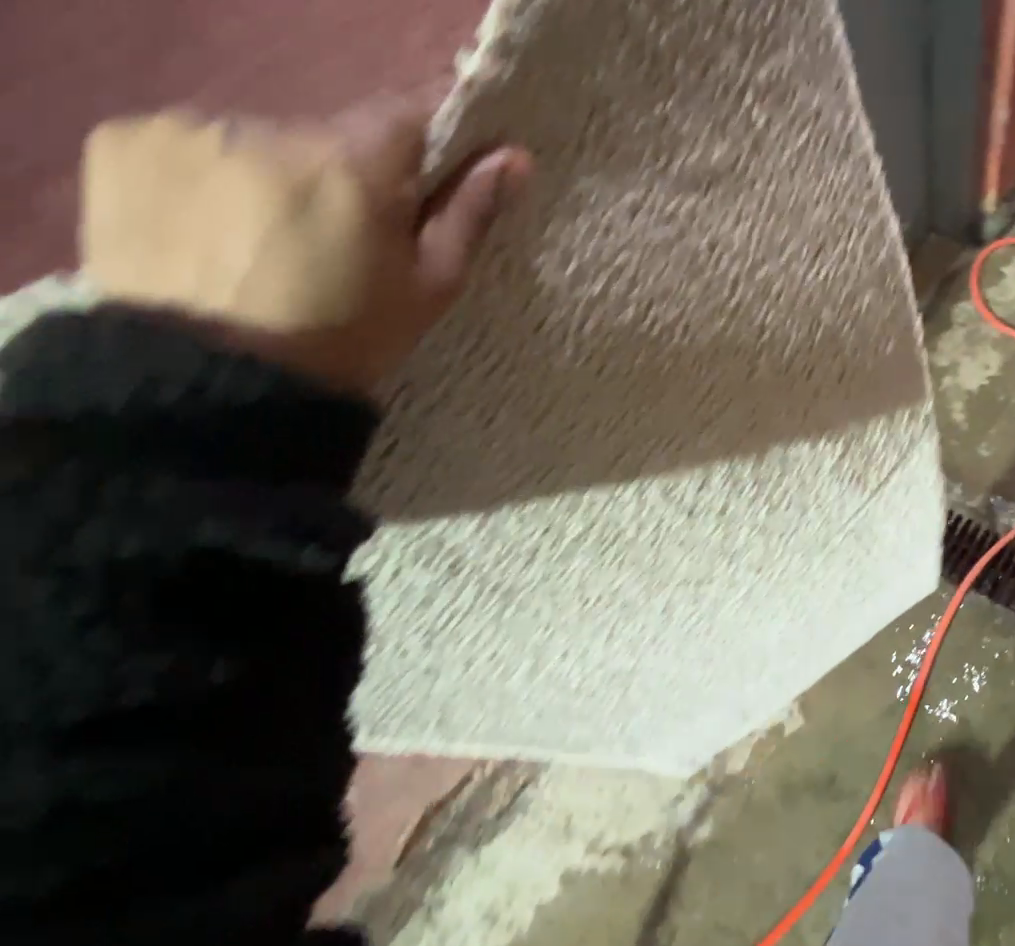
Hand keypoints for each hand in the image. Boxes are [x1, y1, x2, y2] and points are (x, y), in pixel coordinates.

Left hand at [80, 97, 532, 394]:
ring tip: (270, 244)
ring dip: (274, 179)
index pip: (406, 116)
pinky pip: (191, 147)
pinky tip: (214, 232)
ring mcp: (188, 131)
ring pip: (259, 143)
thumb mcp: (430, 286)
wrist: (215, 383)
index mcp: (351, 163)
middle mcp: (266, 128)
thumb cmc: (347, 337)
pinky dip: (210, 180)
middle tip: (340, 242)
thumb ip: (468, 213)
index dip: (421, 151)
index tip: (418, 194)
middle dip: (341, 176)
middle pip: (328, 136)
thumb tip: (513, 158)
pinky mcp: (124, 142)